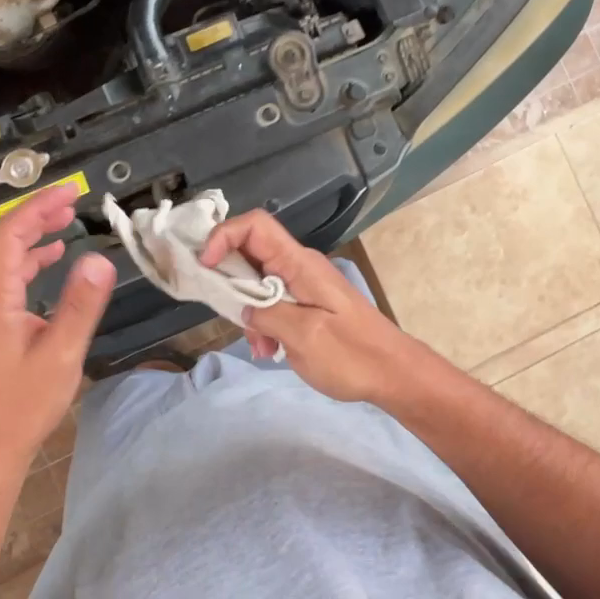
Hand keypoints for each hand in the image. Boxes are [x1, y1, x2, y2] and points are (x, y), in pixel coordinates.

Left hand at [0, 186, 114, 460]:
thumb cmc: (23, 405)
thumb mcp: (61, 355)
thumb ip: (81, 305)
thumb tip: (101, 258)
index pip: (9, 235)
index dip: (37, 207)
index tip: (69, 191)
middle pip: (4, 240)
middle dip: (37, 214)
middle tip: (73, 199)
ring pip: (6, 256)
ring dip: (35, 233)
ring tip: (66, 218)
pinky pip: (9, 276)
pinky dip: (32, 257)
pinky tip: (53, 257)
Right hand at [200, 210, 434, 405]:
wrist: (394, 374)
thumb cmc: (352, 354)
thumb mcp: (305, 336)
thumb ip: (268, 314)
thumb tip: (242, 304)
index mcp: (299, 263)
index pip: (255, 225)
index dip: (224, 236)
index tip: (205, 265)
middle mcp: (298, 266)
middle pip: (250, 252)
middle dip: (230, 281)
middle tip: (229, 314)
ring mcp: (303, 285)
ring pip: (257, 281)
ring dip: (248, 309)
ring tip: (261, 345)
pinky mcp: (306, 304)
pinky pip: (272, 302)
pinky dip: (263, 322)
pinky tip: (270, 349)